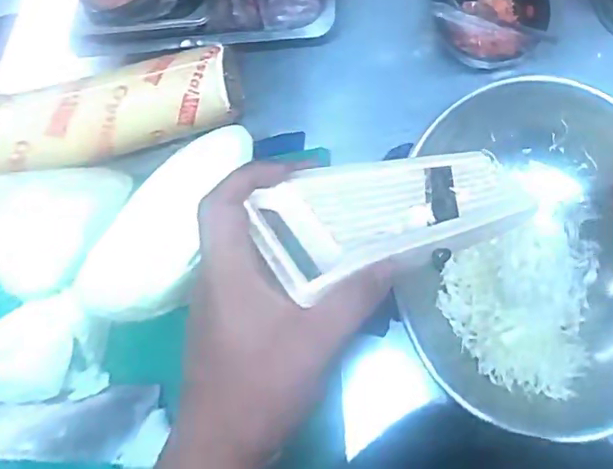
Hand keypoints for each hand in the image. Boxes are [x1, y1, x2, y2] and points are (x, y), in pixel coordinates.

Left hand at [160, 161, 392, 468]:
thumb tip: (398, 254)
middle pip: (232, 214)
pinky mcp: (225, 318)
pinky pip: (248, 267)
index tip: (296, 172)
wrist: (219, 451)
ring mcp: (216, 298)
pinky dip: (276, 255)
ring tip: (319, 224)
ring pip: (241, 242)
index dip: (252, 173)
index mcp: (224, 266)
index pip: (218, 200)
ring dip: (275, 225)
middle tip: (317, 192)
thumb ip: (357, 293)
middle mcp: (214, 273)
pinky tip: (309, 273)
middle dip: (272, 194)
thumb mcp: (317, 337)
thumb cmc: (259, 384)